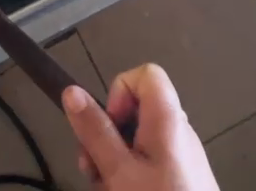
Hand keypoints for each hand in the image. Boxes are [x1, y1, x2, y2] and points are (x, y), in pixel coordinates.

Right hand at [64, 64, 217, 190]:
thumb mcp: (118, 172)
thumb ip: (94, 130)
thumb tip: (71, 91)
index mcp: (168, 119)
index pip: (146, 75)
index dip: (120, 91)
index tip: (109, 125)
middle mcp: (180, 132)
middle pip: (136, 110)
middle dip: (107, 135)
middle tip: (92, 167)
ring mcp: (184, 159)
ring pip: (139, 141)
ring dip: (114, 160)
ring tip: (105, 188)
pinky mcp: (184, 182)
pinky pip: (151, 163)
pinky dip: (131, 175)